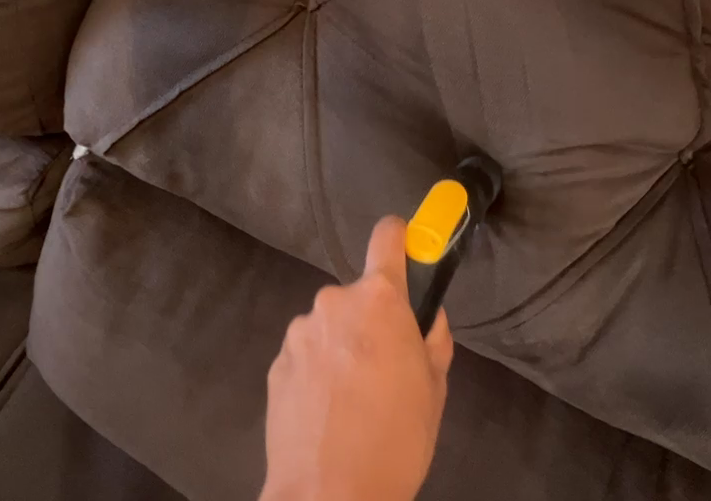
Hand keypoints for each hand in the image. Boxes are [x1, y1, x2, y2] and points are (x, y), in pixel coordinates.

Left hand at [261, 217, 454, 500]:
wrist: (326, 498)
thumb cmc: (395, 439)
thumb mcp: (435, 387)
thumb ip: (432, 338)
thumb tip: (425, 317)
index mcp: (379, 298)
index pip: (388, 235)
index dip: (402, 239)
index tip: (411, 253)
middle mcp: (335, 301)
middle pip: (360, 294)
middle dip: (372, 320)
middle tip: (385, 367)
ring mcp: (299, 332)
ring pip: (330, 325)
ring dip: (341, 346)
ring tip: (351, 399)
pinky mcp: (275, 364)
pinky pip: (306, 353)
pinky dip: (317, 371)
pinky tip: (326, 411)